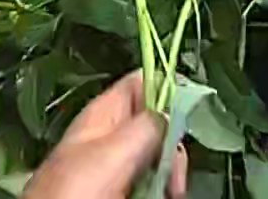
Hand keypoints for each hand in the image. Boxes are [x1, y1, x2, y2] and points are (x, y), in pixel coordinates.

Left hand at [22, 72, 186, 198]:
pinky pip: (146, 186)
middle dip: (172, 148)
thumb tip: (171, 113)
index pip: (142, 81)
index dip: (168, 88)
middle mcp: (111, 135)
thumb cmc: (76, 192)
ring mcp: (113, 168)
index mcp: (106, 113)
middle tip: (175, 182)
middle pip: (155, 124)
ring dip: (168, 176)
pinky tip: (161, 198)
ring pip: (154, 159)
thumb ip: (146, 126)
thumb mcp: (113, 153)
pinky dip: (157, 191)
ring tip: (168, 195)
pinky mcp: (116, 193)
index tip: (191, 113)